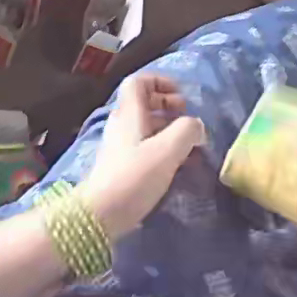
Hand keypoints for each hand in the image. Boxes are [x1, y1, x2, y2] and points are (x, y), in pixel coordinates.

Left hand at [79, 75, 205, 237]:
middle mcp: (122, 125)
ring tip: (190, 145)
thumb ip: (187, 131)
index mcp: (129, 113)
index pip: (138, 81)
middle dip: (169, 106)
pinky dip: (163, 148)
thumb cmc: (134, 177)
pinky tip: (178, 165)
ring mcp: (120, 146)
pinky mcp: (122, 167)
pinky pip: (145, 146)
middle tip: (189, 120)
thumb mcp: (167, 150)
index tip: (182, 96)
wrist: (100, 215)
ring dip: (169, 129)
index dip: (161, 81)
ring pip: (146, 126)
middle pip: (144, 103)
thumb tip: (196, 125)